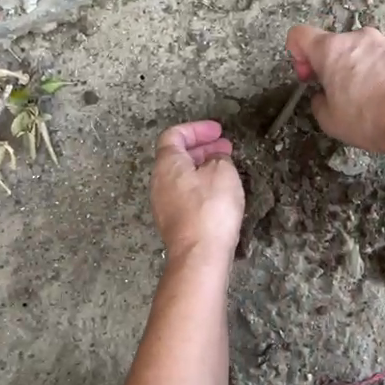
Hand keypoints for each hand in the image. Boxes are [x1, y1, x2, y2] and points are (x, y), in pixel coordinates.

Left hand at [151, 121, 243, 257]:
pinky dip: (200, 186)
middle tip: (224, 147)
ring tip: (225, 169)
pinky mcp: (173, 222)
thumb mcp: (223, 172)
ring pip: (181, 177)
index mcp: (167, 164)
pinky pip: (184, 195)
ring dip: (202, 168)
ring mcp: (163, 204)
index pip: (174, 135)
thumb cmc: (210, 211)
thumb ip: (219, 158)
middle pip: (176, 156)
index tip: (216, 130)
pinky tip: (218, 193)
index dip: (196, 129)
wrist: (199, 255)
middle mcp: (159, 182)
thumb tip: (216, 160)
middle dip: (202, 148)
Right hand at [286, 25, 384, 153]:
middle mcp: (357, 38)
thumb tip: (323, 97)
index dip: (296, 54)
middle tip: (333, 94)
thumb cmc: (370, 118)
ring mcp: (382, 43)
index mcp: (331, 50)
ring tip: (361, 100)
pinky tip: (379, 99)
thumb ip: (318, 102)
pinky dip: (373, 74)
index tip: (306, 75)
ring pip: (356, 52)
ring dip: (352, 70)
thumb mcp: (329, 120)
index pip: (299, 35)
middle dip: (328, 67)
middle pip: (331, 45)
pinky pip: (378, 60)